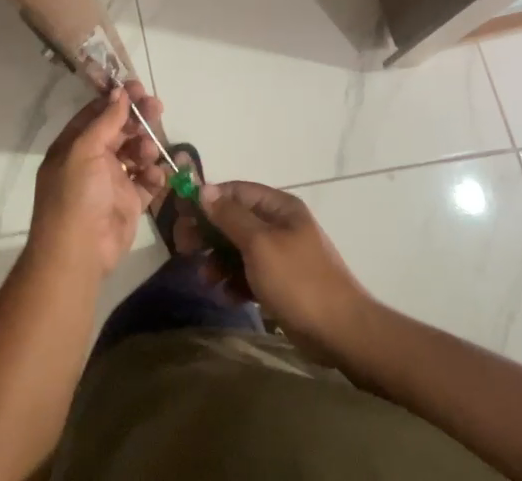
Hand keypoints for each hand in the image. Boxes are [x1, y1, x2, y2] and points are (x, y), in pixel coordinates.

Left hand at [27, 84, 166, 281]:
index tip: (138, 88)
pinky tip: (154, 175)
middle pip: (120, 131)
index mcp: (74, 145)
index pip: (97, 114)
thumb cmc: (75, 195)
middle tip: (157, 108)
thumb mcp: (84, 151)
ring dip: (146, 148)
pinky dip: (153, 175)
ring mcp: (111, 181)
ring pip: (135, 154)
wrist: (79, 251)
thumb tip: (118, 93)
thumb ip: (104, 122)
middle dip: (138, 119)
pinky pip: (146, 181)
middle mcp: (92, 160)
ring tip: (149, 153)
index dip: (117, 100)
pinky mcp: (129, 202)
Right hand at [201, 181, 375, 356]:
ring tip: (207, 279)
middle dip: (208, 233)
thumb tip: (204, 189)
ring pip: (238, 248)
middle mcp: (280, 225)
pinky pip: (248, 273)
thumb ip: (230, 216)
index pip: (235, 191)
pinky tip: (228, 295)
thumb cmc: (298, 281)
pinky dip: (235, 281)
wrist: (339, 331)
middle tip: (184, 248)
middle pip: (234, 219)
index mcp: (280, 208)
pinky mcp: (280, 282)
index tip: (181, 216)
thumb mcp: (259, 244)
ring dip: (218, 261)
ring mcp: (281, 255)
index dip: (207, 200)